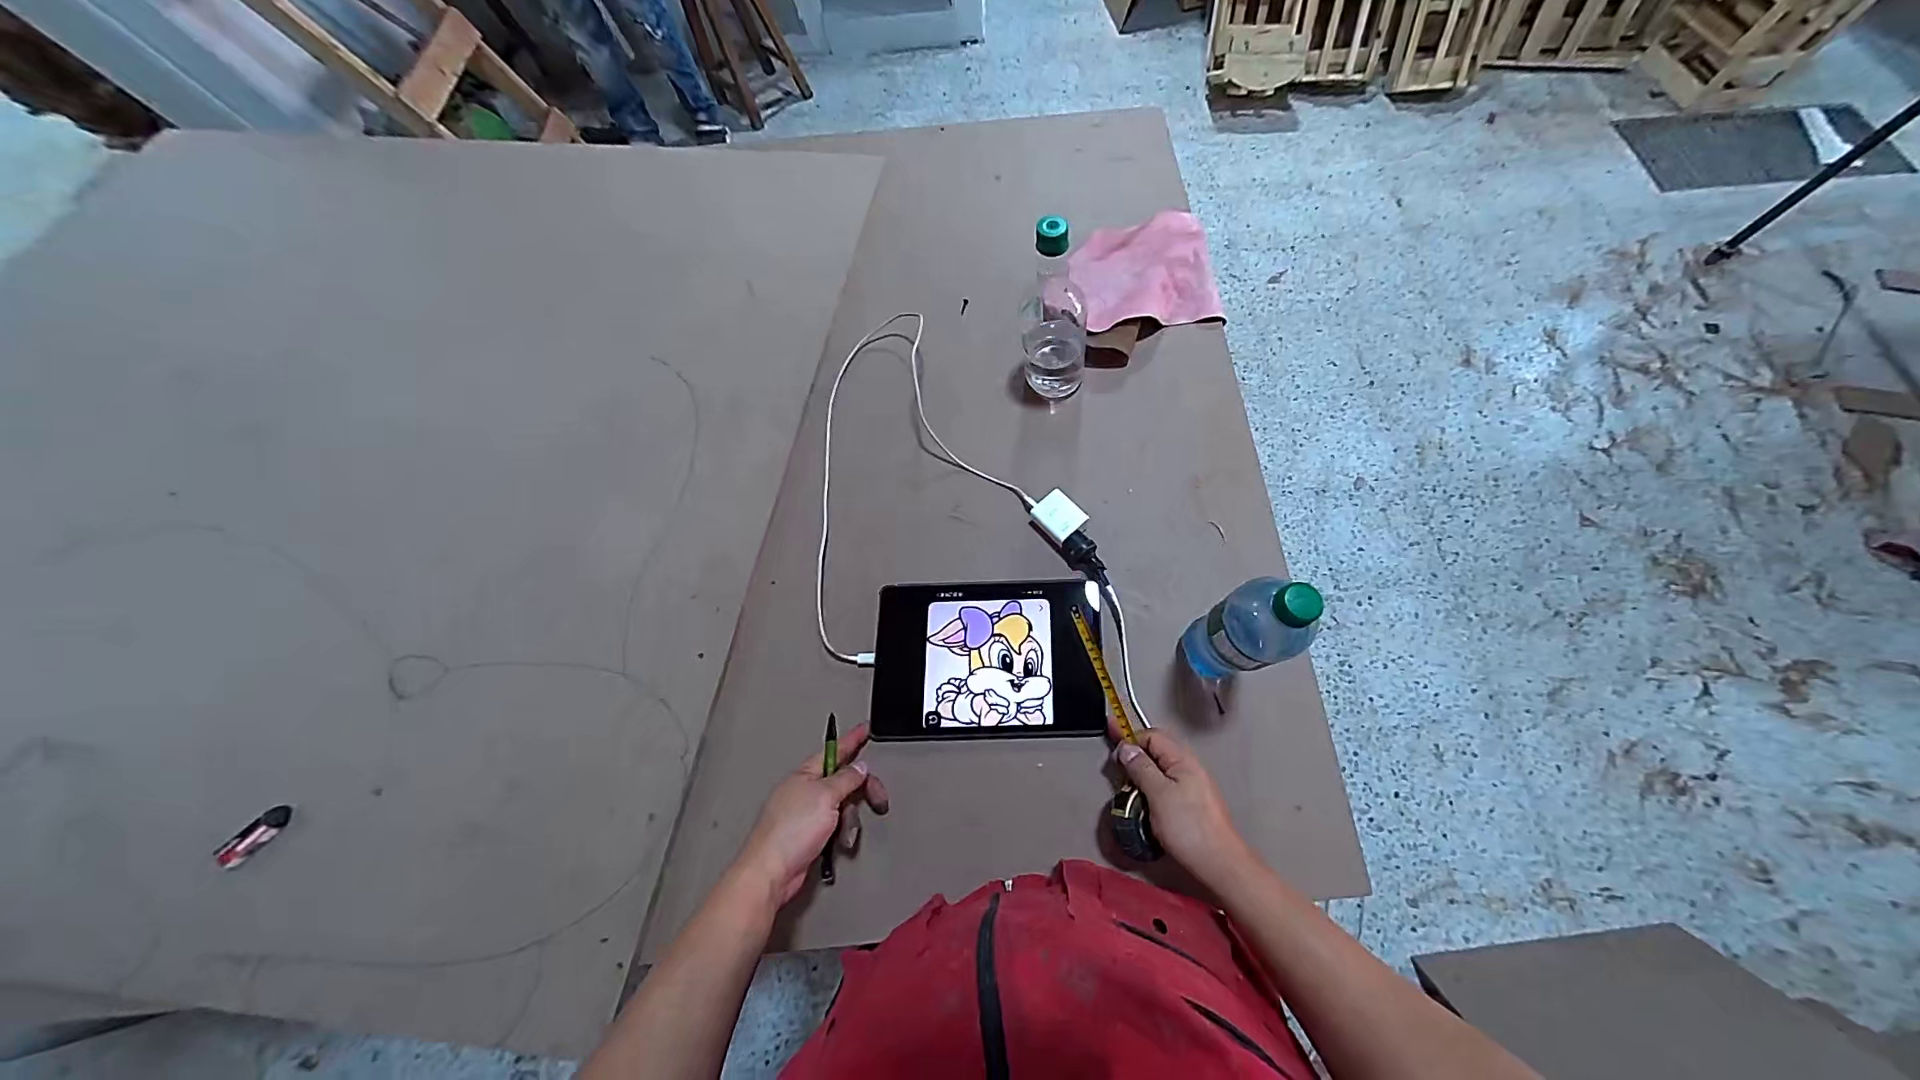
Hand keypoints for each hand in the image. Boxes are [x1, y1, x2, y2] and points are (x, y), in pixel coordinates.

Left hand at [734, 723, 890, 905]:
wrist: (771, 874)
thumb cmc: (787, 834)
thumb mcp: (825, 796)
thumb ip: (846, 778)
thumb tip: (859, 767)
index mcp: (805, 774)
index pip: (835, 750)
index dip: (852, 739)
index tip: (865, 729)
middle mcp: (805, 791)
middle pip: (843, 779)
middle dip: (860, 790)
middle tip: (876, 797)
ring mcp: (807, 813)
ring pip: (843, 805)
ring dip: (848, 818)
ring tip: (841, 830)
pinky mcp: (809, 835)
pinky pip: (835, 825)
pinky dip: (841, 832)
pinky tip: (834, 841)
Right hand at [1112, 726, 1251, 887]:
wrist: (1218, 863)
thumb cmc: (1193, 831)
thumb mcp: (1158, 794)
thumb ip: (1140, 768)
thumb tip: (1126, 750)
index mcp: (1183, 760)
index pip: (1151, 735)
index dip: (1131, 740)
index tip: (1114, 745)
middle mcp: (1189, 769)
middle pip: (1156, 750)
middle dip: (1135, 755)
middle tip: (1118, 763)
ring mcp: (1191, 786)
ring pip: (1159, 769)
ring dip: (1141, 773)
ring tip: (1128, 784)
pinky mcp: (1189, 803)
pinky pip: (1165, 785)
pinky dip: (1150, 788)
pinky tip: (1143, 800)